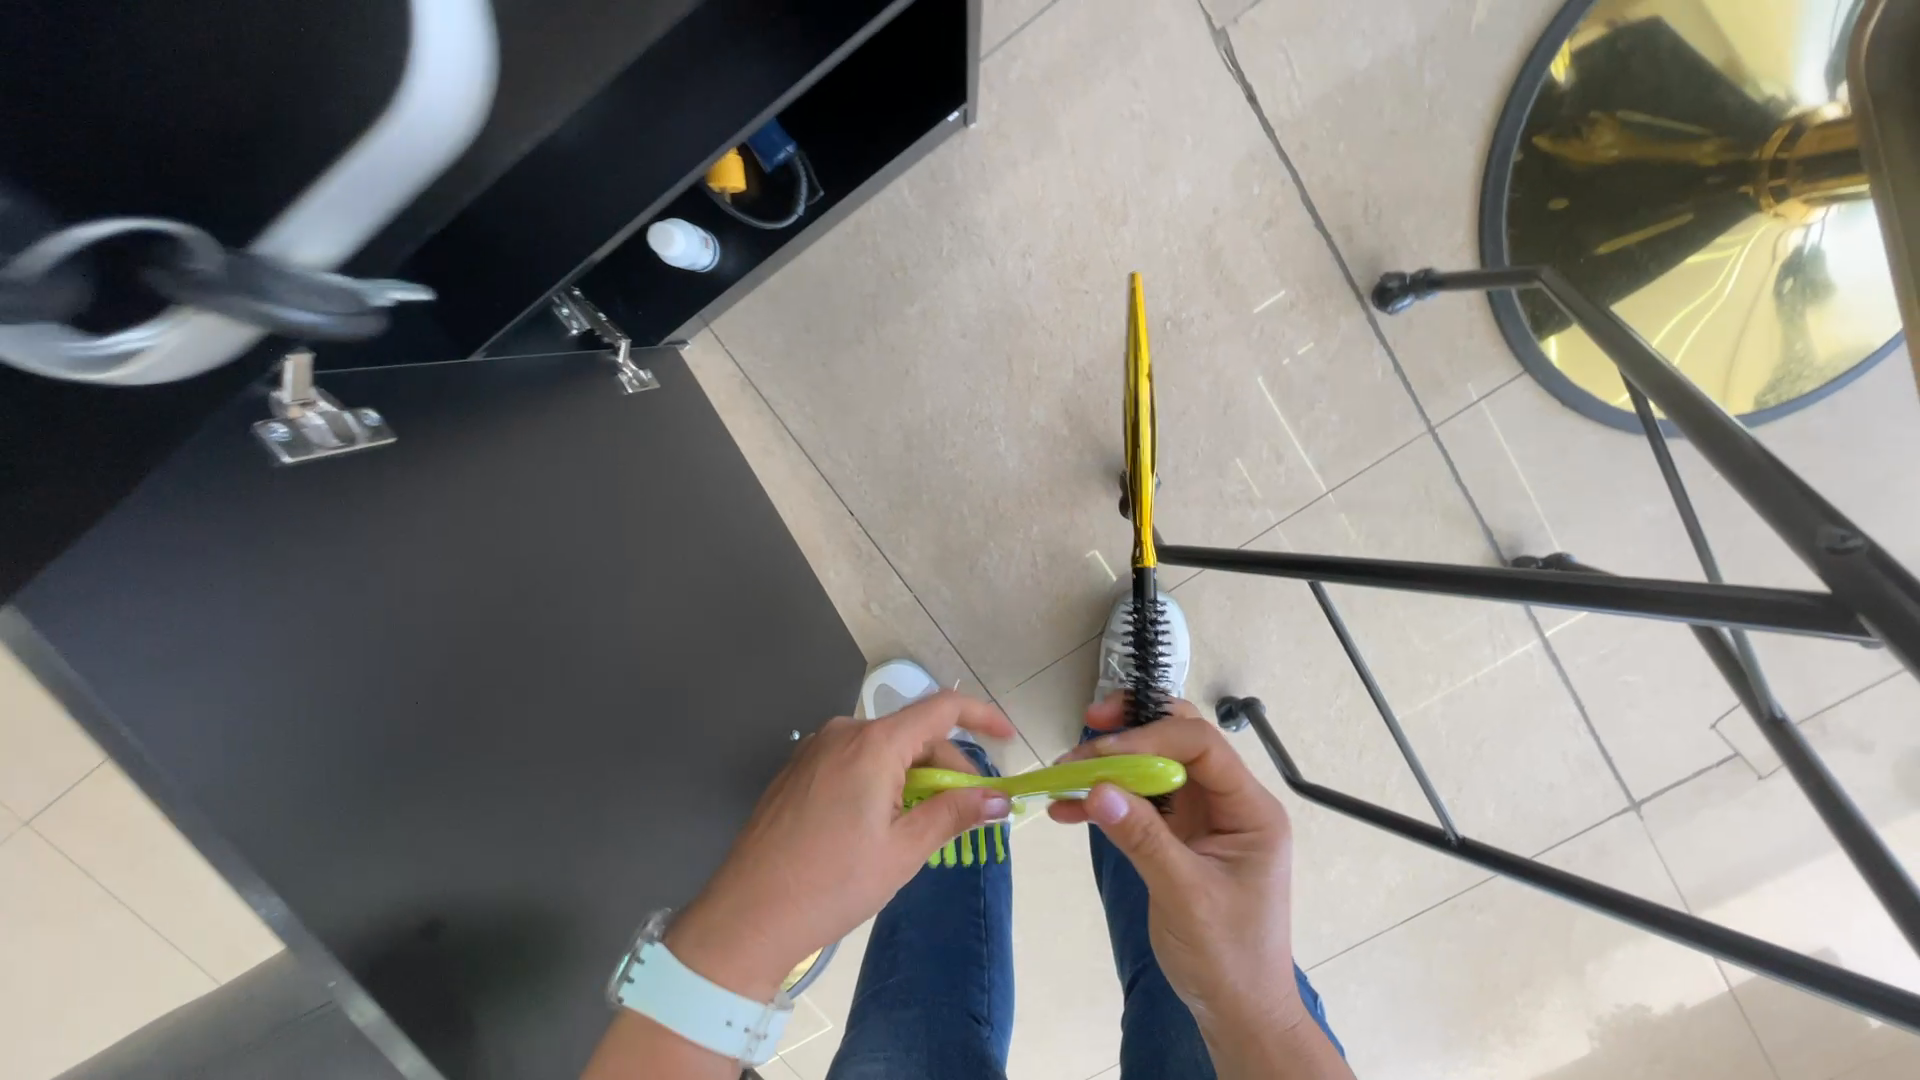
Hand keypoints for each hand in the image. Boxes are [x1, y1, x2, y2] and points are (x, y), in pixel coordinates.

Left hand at [665, 692, 1014, 1000]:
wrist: (746, 916)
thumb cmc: (832, 883)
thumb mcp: (903, 851)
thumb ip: (954, 814)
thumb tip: (999, 799)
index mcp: (873, 743)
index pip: (942, 708)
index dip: (982, 717)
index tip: (1008, 738)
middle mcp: (843, 732)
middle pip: (912, 733)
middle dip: (946, 767)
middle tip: (965, 814)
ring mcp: (815, 748)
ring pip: (883, 749)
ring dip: (913, 777)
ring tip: (919, 827)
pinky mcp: (798, 769)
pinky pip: (854, 760)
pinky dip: (881, 780)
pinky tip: (878, 823)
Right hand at [1048, 696, 1311, 1039]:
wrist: (1237, 1011)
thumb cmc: (1227, 956)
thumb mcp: (1185, 897)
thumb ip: (1143, 838)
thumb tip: (1095, 790)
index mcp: (1249, 808)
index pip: (1201, 745)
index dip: (1151, 737)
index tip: (1102, 753)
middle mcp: (1227, 800)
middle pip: (1179, 739)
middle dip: (1132, 730)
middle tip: (1088, 727)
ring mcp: (1201, 815)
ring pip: (1153, 764)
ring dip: (1110, 764)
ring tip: (1064, 773)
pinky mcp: (1176, 832)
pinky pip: (1139, 799)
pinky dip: (1105, 798)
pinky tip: (1066, 808)